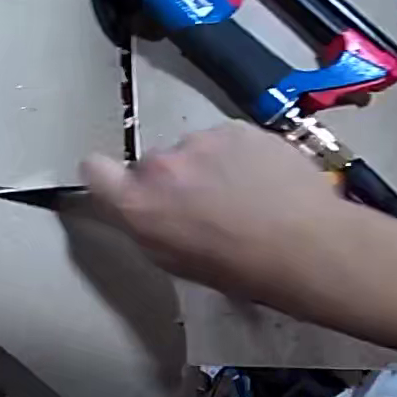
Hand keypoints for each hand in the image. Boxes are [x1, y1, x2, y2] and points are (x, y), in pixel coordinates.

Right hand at [81, 122, 363, 301]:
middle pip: (150, 164)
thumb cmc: (236, 268)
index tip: (120, 186)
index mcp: (136, 202)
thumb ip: (144, 224)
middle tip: (202, 204)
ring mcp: (199, 141)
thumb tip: (140, 209)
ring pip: (191, 149)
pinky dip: (237, 155)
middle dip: (169, 180)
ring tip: (241, 193)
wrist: (304, 245)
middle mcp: (159, 165)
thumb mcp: (172, 260)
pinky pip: (225, 139)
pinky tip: (261, 179)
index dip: (104, 176)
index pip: (93, 169)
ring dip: (206, 166)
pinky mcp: (236, 128)